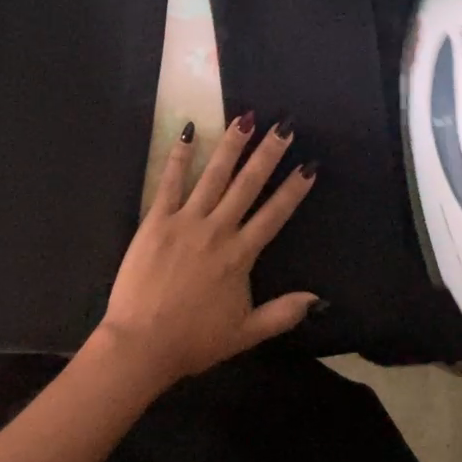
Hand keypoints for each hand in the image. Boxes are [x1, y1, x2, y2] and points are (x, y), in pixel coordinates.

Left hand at [93, 115, 320, 389]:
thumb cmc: (194, 341)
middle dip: (268, 154)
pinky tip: (188, 132)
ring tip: (245, 118)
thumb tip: (319, 299)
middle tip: (284, 126)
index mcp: (240, 256)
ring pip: (213, 176)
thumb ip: (282, 313)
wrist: (142, 344)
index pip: (274, 215)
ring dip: (231, 146)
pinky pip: (170, 182)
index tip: (309, 165)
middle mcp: (217, 230)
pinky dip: (179, 156)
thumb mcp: (245, 334)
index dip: (293, 190)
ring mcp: (185, 221)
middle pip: (247, 185)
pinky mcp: (156, 220)